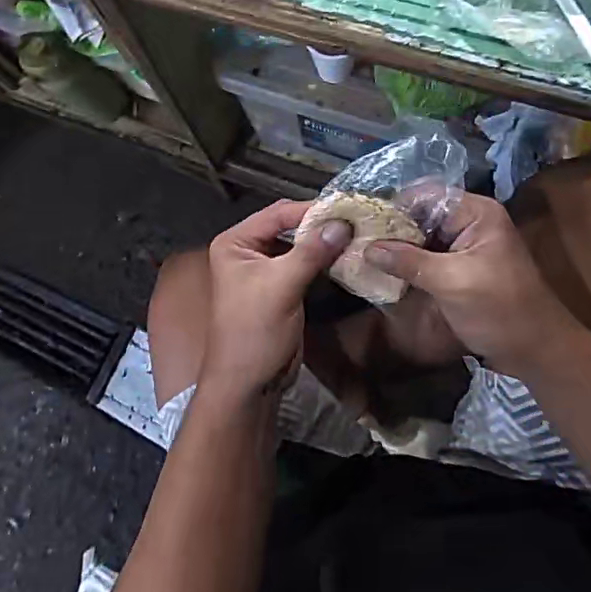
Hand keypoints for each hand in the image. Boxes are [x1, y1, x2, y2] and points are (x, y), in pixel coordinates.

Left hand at [201, 200, 351, 400]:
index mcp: (235, 242)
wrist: (249, 383)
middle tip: (355, 219)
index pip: (277, 214)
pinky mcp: (281, 286)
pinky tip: (346, 254)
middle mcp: (246, 249)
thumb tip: (343, 223)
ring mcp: (264, 268)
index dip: (311, 209)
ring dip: (324, 240)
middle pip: (288, 225)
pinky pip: (305, 263)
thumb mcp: (281, 286)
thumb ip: (311, 252)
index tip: (347, 208)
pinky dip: (323, 258)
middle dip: (319, 223)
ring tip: (356, 233)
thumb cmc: (254, 332)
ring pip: (299, 244)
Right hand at [364, 194, 577, 375]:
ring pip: (422, 237)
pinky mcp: (460, 268)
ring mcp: (466, 246)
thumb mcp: (451, 282)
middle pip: (422, 215)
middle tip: (355, 238)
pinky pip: (428, 257)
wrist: (536, 352)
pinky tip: (382, 270)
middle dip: (391, 227)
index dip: (395, 205)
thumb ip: (409, 262)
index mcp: (477, 213)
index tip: (362, 221)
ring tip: (361, 252)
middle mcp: (471, 222)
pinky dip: (408, 263)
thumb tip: (366, 248)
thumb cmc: (500, 310)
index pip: (427, 195)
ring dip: (397, 247)